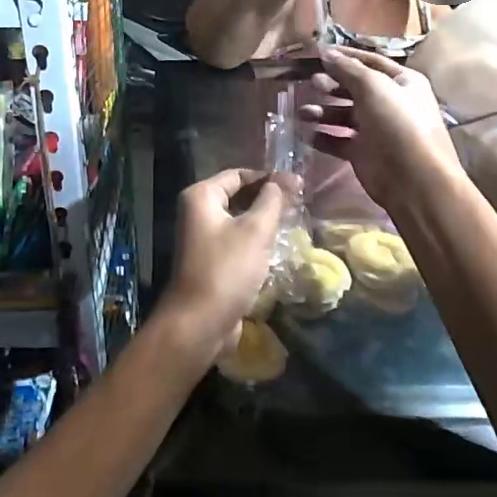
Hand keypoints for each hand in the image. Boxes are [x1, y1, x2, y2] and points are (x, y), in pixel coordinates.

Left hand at [166, 168, 289, 341]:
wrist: (200, 322)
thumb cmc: (227, 269)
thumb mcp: (255, 231)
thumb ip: (271, 201)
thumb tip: (283, 180)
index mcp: (200, 197)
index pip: (238, 175)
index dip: (267, 177)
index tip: (298, 183)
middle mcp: (197, 212)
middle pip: (237, 196)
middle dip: (267, 198)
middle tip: (300, 202)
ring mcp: (202, 238)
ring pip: (238, 220)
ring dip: (263, 220)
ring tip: (294, 222)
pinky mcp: (211, 260)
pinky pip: (236, 241)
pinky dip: (255, 241)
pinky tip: (278, 247)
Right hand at [299, 47, 463, 207]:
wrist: (414, 179)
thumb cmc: (397, 123)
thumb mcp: (373, 87)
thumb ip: (347, 68)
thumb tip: (325, 52)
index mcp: (401, 82)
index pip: (370, 62)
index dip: (345, 56)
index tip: (318, 52)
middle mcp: (389, 103)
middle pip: (354, 88)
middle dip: (331, 84)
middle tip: (311, 83)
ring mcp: (376, 129)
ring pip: (343, 114)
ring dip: (322, 111)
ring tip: (304, 113)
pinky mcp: (363, 152)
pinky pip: (338, 139)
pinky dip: (322, 136)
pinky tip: (306, 134)